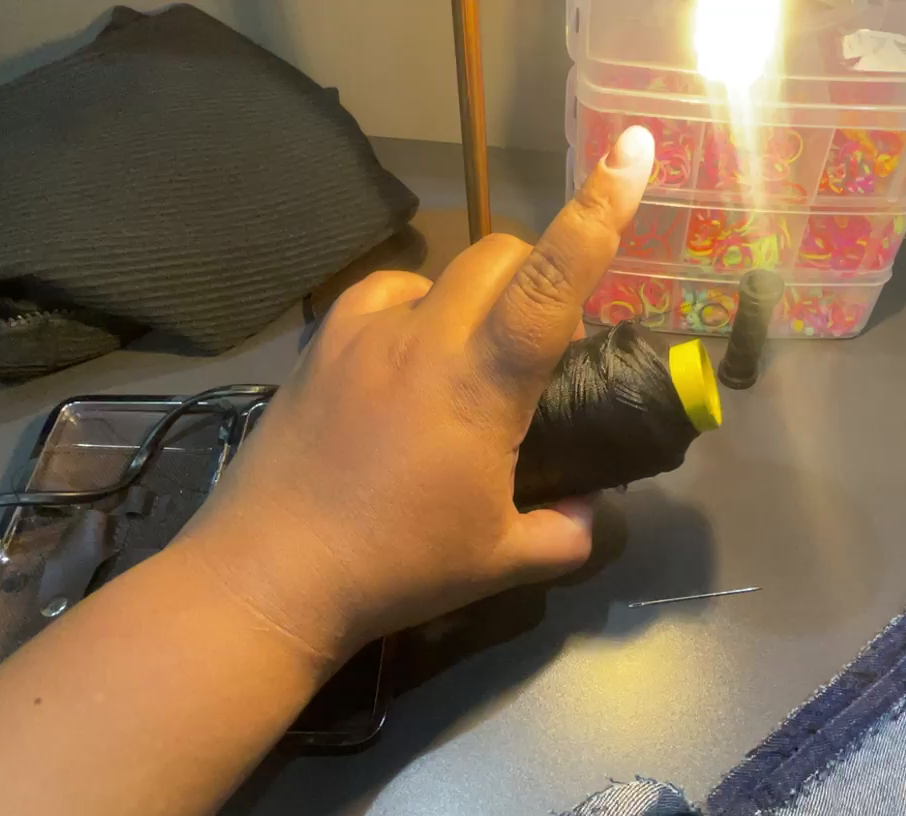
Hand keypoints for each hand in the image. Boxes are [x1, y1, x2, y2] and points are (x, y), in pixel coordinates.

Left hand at [172, 125, 656, 668]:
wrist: (273, 573)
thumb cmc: (398, 567)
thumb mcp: (500, 561)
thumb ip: (566, 533)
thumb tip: (591, 510)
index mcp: (480, 386)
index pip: (552, 283)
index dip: (599, 213)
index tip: (632, 153)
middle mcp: (423, 338)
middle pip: (498, 254)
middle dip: (537, 272)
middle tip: (541, 338)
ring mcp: (362, 334)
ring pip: (440, 271)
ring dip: (475, 296)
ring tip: (468, 357)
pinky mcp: (320, 346)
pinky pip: (384, 297)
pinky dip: (414, 311)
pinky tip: (404, 359)